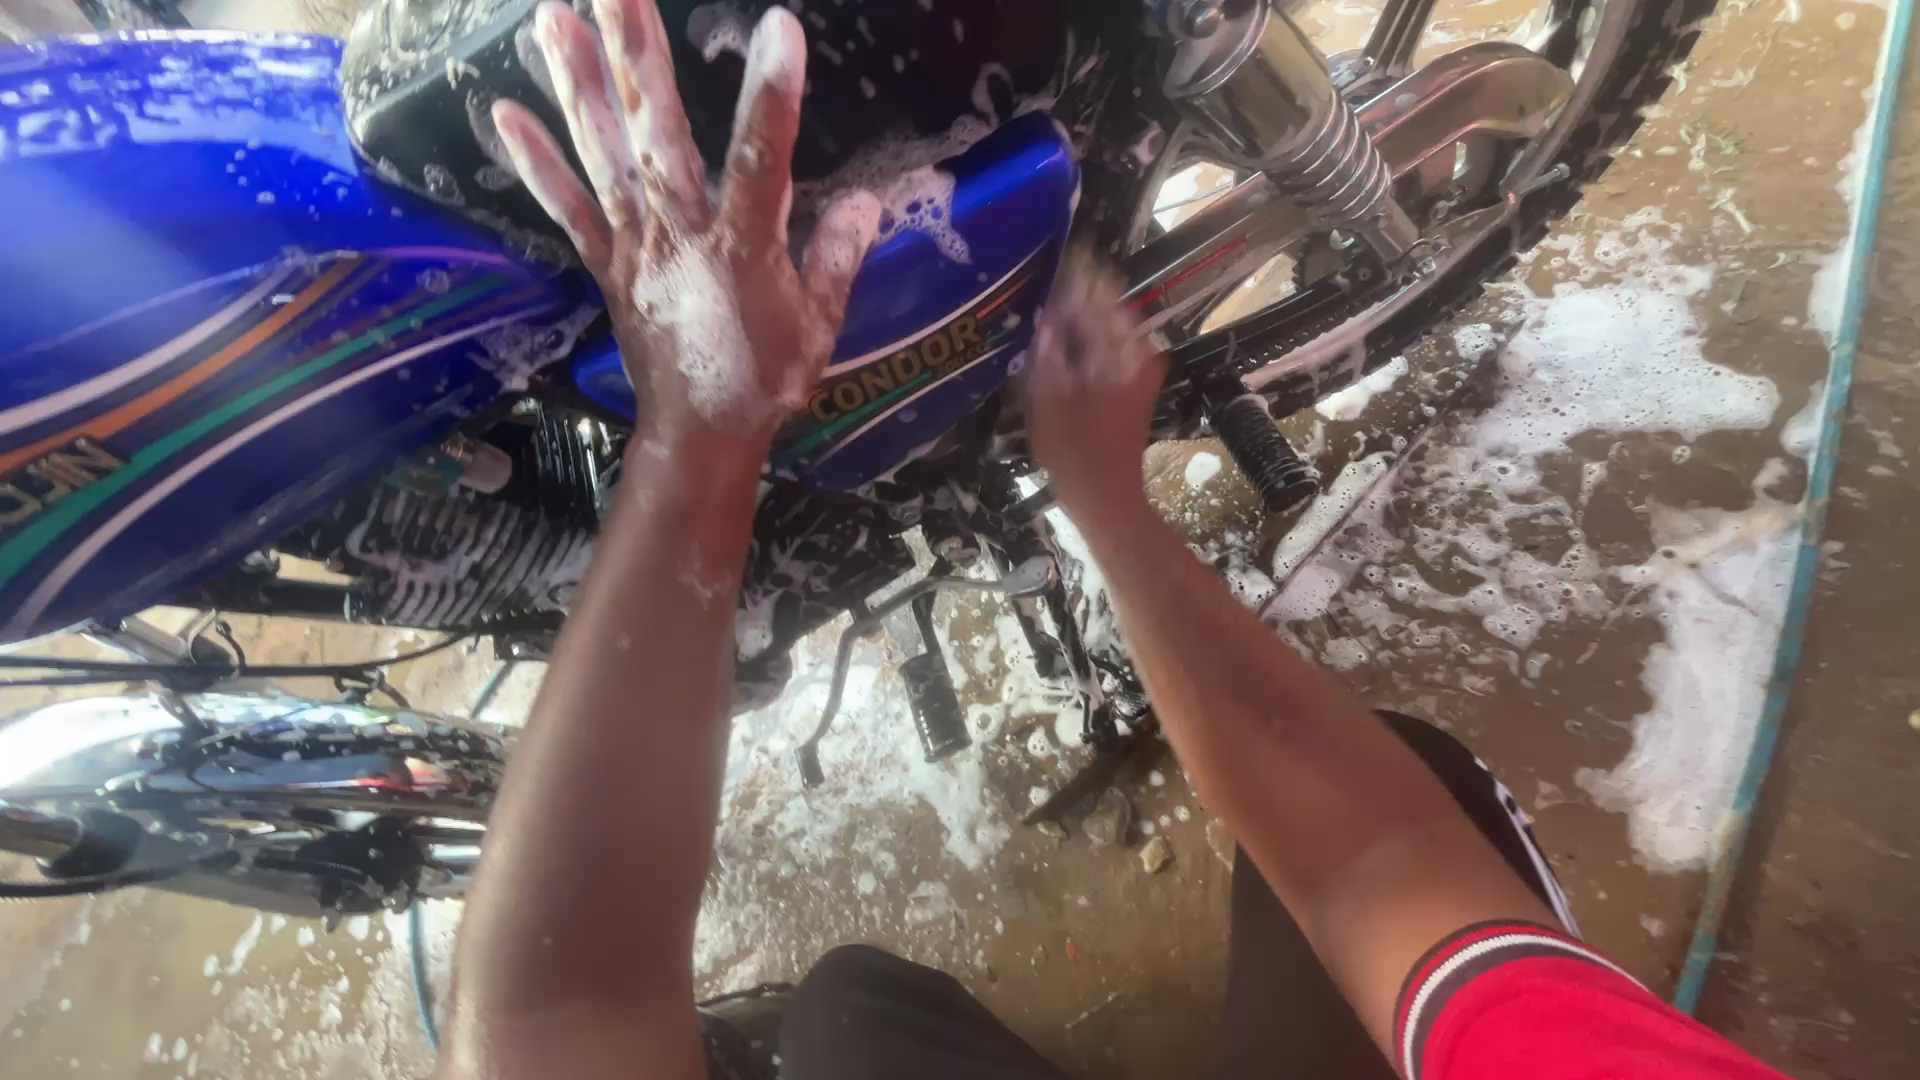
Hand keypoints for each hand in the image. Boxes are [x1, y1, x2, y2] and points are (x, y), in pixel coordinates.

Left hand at [491, 0, 879, 452]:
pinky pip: (570, 213)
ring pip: (603, 160)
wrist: (703, 430)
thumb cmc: (766, 379)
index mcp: (742, 251)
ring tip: (549, 16)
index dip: (772, 96)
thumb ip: (837, 259)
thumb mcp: (818, 326)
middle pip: (657, 137)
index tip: (781, 27)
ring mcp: (636, 250)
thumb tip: (868, 200)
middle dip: (637, 57)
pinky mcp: (609, 269)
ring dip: (576, 87)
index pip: (762, 161)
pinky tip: (505, 113)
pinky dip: (537, 166)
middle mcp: (680, 237)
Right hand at [1024, 255, 1169, 518]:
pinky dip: (1085, 338)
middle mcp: (1140, 353)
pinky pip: (1108, 345)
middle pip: (1106, 306)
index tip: (1052, 256)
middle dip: (1075, 293)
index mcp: (1124, 353)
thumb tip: (1046, 314)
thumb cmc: (1076, 457)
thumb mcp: (1049, 404)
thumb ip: (1048, 353)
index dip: (1076, 273)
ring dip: (1078, 315)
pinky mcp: (1133, 382)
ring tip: (1044, 304)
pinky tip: (1057, 340)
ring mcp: (1140, 367)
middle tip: (1041, 280)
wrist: (1107, 498)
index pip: (1101, 293)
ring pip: (1106, 325)